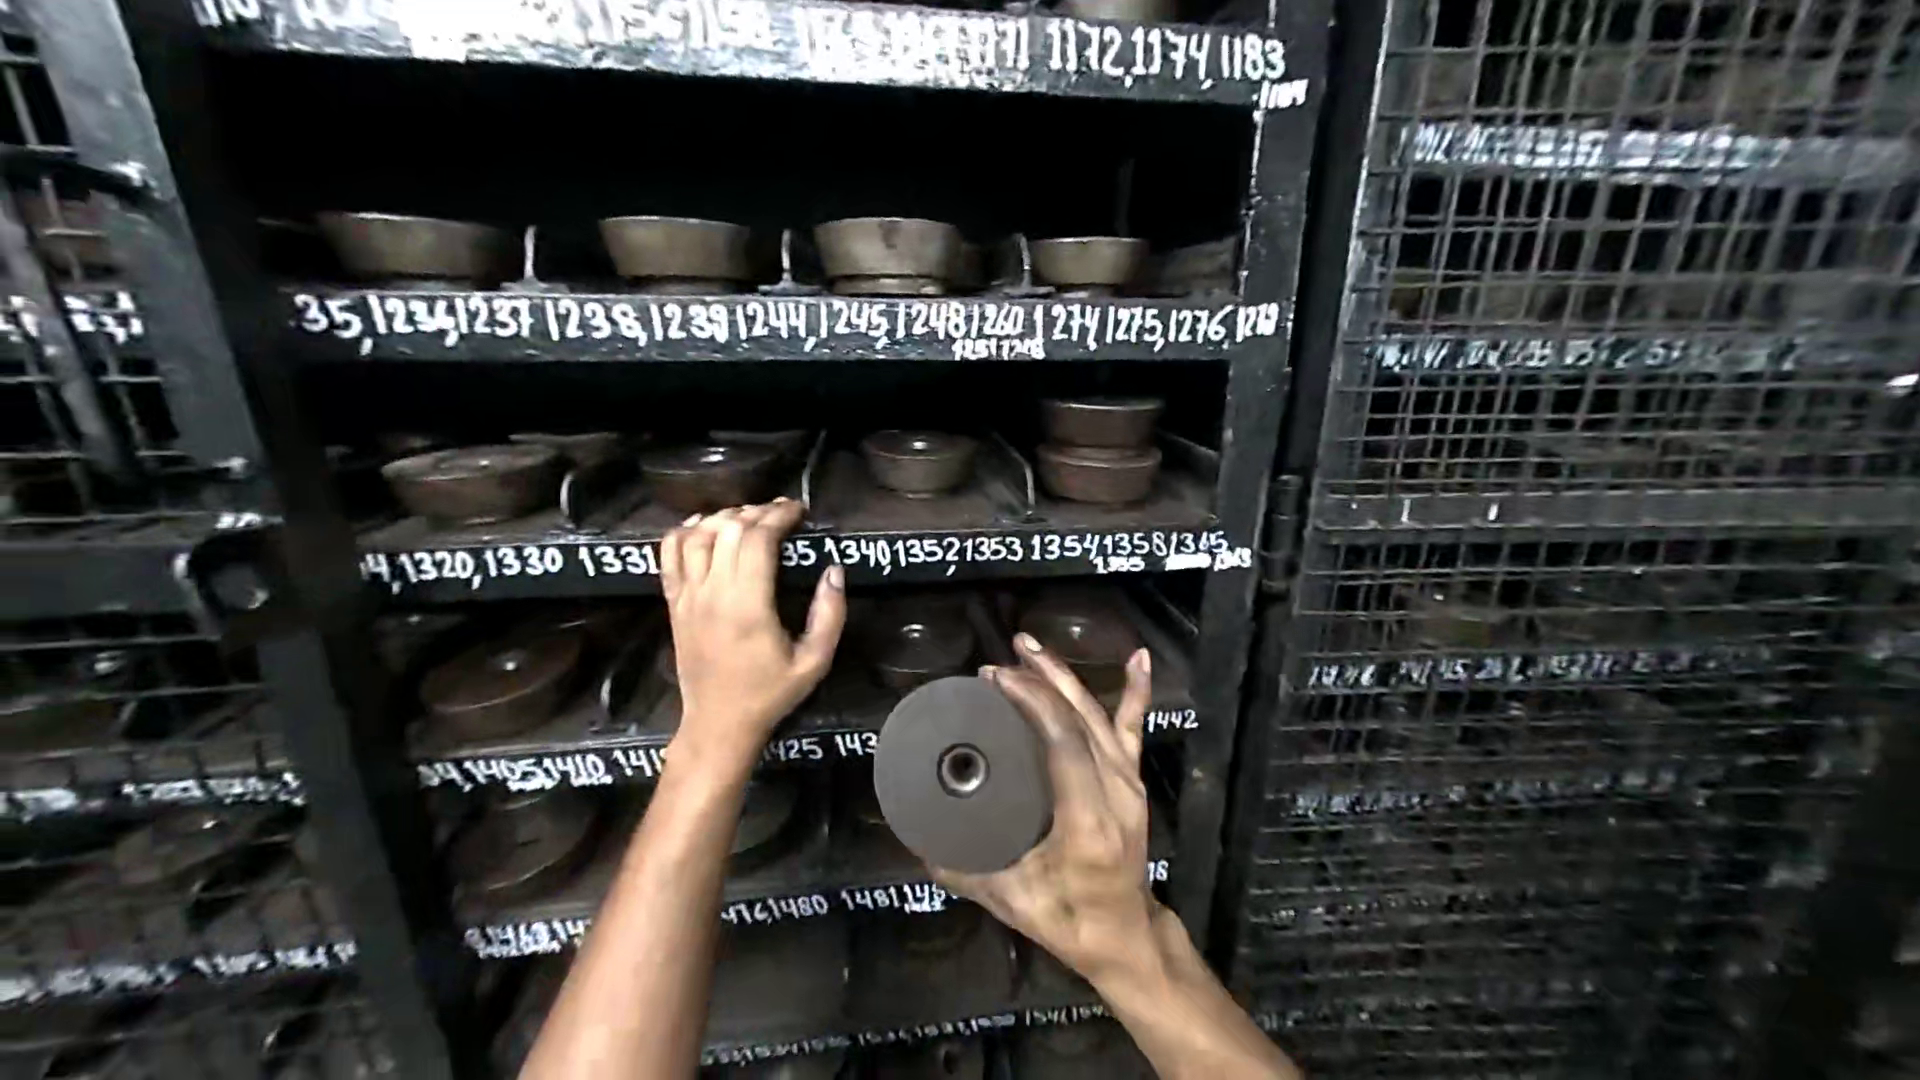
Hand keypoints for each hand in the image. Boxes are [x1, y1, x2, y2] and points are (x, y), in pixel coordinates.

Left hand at [659, 499, 845, 773]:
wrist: (719, 723)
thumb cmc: (770, 693)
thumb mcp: (815, 661)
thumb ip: (829, 614)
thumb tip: (834, 570)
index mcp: (748, 605)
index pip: (757, 539)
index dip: (779, 516)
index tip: (799, 511)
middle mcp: (712, 593)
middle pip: (728, 530)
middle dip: (757, 511)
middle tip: (781, 513)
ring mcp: (687, 597)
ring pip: (697, 535)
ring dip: (724, 517)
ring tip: (749, 517)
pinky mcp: (673, 603)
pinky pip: (669, 555)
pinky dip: (684, 532)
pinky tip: (704, 525)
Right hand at [932, 634, 1158, 986]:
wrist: (1127, 935)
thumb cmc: (1070, 919)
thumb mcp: (1011, 900)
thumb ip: (962, 871)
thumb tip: (915, 839)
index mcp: (1088, 820)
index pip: (1064, 743)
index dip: (1033, 702)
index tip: (996, 678)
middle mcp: (1116, 791)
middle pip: (1079, 719)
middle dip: (1038, 682)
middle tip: (997, 664)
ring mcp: (1129, 780)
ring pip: (1098, 714)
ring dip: (1063, 676)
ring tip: (1029, 646)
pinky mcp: (1133, 777)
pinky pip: (1134, 726)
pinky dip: (1135, 689)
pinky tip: (1137, 656)